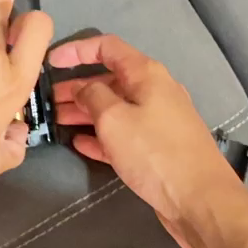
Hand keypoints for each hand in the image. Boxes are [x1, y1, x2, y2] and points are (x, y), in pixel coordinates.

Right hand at [49, 35, 246, 247]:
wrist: (200, 199)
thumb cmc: (154, 151)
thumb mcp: (114, 118)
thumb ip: (92, 96)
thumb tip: (83, 89)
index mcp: (146, 74)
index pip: (107, 47)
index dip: (76, 50)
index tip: (51, 62)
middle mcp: (154, 92)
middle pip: (109, 80)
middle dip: (77, 86)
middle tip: (48, 99)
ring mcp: (157, 121)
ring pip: (114, 108)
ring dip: (85, 111)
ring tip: (57, 120)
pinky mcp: (157, 148)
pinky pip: (123, 133)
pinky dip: (101, 135)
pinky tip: (79, 143)